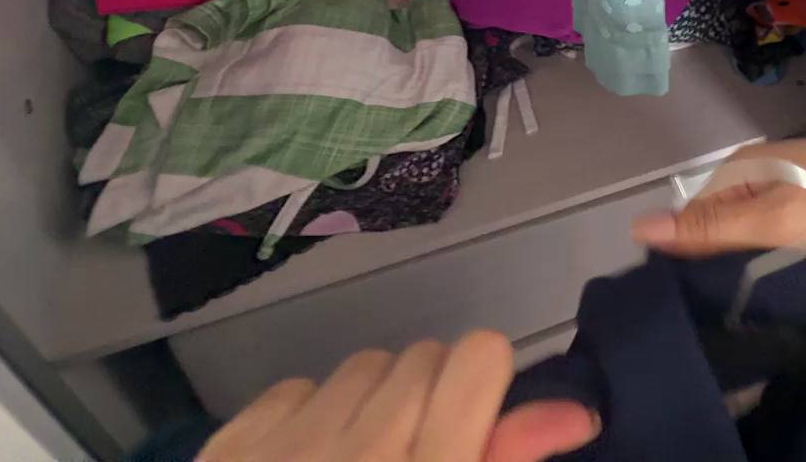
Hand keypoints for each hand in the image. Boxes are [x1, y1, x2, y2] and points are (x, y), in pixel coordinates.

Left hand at [198, 332, 599, 461]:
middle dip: (430, 398)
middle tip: (416, 461)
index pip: (480, 354)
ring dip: (372, 405)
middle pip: (425, 356)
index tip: (473, 422)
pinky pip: (295, 389)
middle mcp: (361, 449)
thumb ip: (509, 461)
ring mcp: (286, 449)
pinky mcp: (225, 455)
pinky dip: (308, 418)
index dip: (485, 382)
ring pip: (364, 367)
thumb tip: (580, 412)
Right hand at [632, 138, 805, 328]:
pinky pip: (788, 276)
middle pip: (724, 242)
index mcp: (750, 168)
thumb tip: (638, 228)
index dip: (683, 259)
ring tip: (729, 338)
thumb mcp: (782, 214)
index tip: (675, 309)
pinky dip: (781, 296)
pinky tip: (766, 329)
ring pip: (756, 263)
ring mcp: (796, 219)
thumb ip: (716, 228)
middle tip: (704, 331)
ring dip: (751, 292)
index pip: (695, 218)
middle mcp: (767, 190)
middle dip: (718, 279)